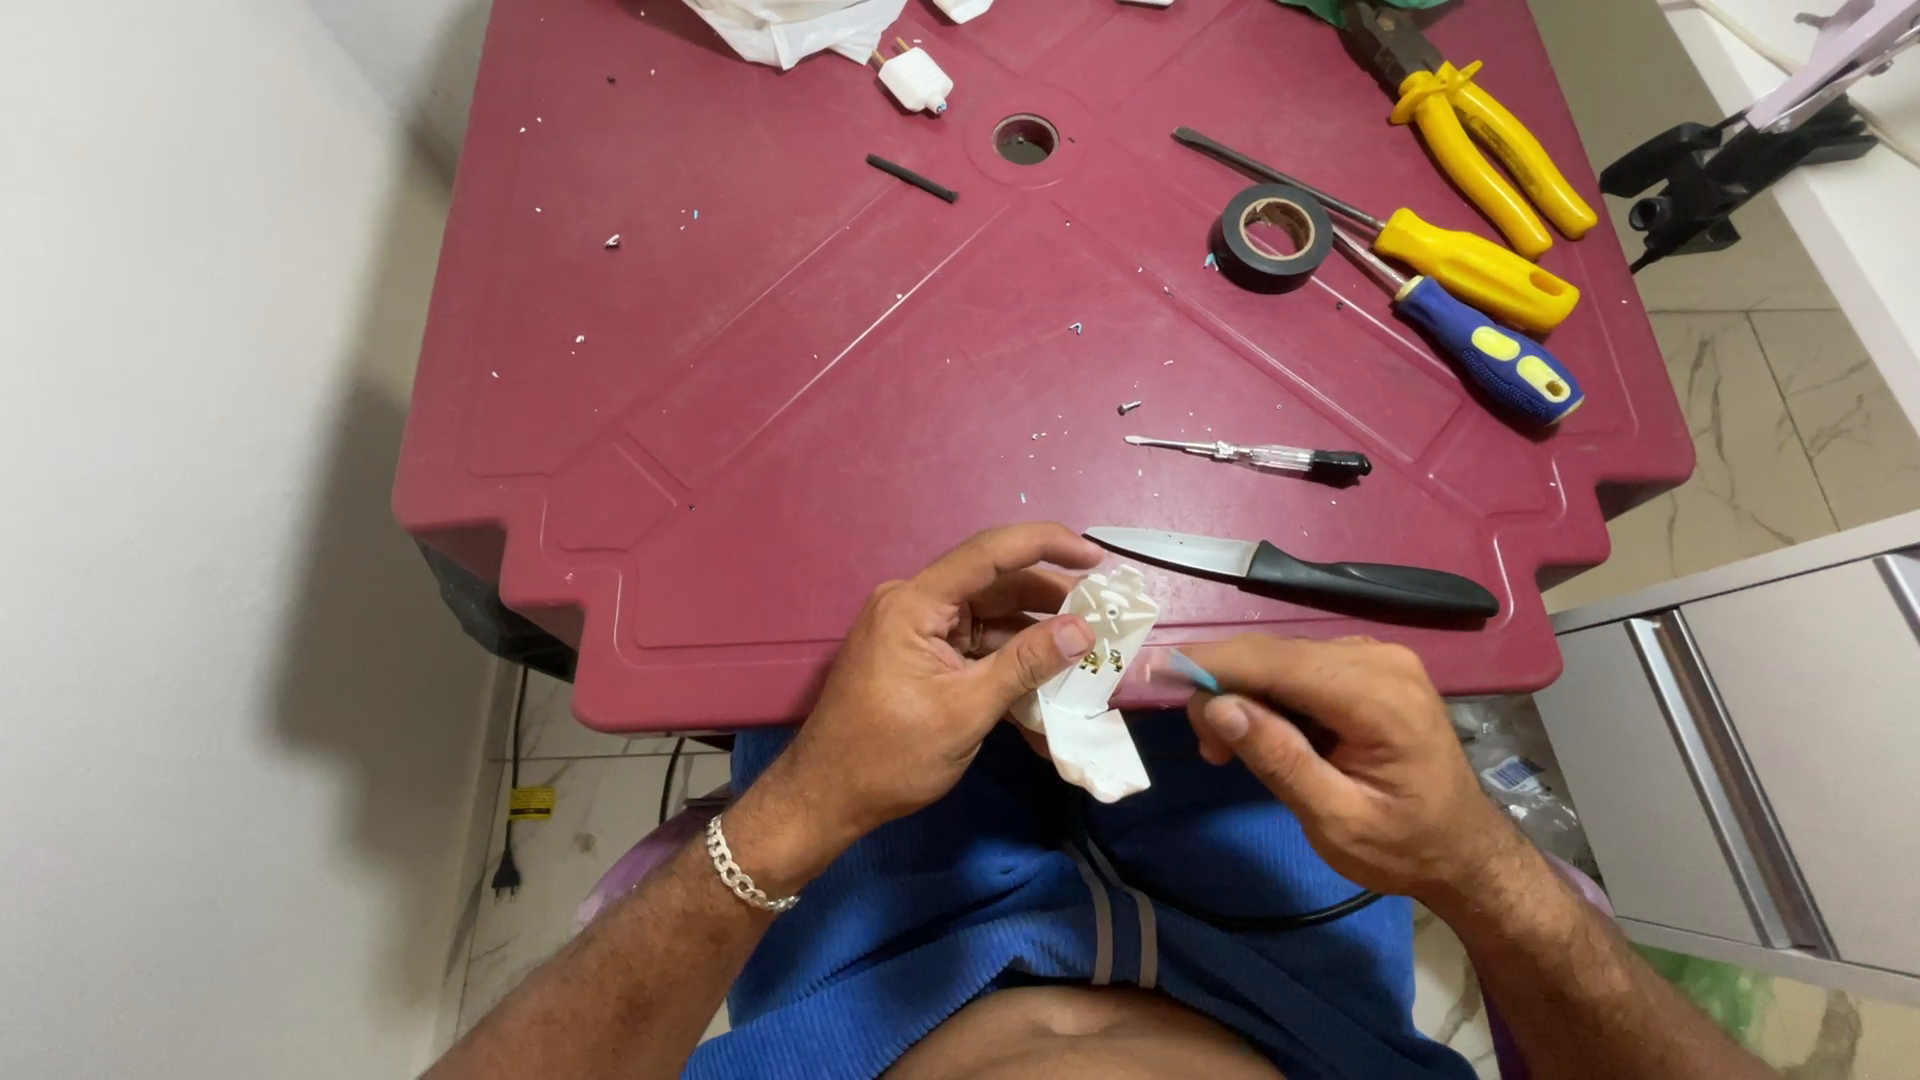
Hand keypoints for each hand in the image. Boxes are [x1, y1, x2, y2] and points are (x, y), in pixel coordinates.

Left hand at [732, 524, 1102, 887]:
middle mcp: (916, 604)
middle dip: (1049, 603)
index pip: (989, 553)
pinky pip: (976, 649)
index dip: (1046, 544)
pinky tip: (1047, 695)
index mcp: (915, 603)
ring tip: (1085, 659)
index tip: (1095, 556)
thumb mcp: (966, 710)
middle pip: (995, 587)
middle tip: (1102, 619)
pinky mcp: (923, 658)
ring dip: (1034, 642)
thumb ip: (1025, 664)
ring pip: (991, 621)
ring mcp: (918, 632)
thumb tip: (1083, 630)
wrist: (827, 798)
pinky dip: (1010, 668)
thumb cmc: (890, 756)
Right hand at [1181, 635, 1516, 901]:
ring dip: (1241, 695)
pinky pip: (1294, 664)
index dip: (1211, 664)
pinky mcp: (1364, 664)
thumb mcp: (1337, 821)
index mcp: (1379, 696)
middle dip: (1222, 689)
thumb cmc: (1404, 847)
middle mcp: (1377, 658)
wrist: (1466, 851)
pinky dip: (1264, 692)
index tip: (1155, 671)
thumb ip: (1279, 760)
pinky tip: (1263, 731)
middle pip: (1271, 654)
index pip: (1276, 662)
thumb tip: (1217, 707)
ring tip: (1231, 749)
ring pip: (1276, 657)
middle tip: (1208, 748)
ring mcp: (1373, 656)